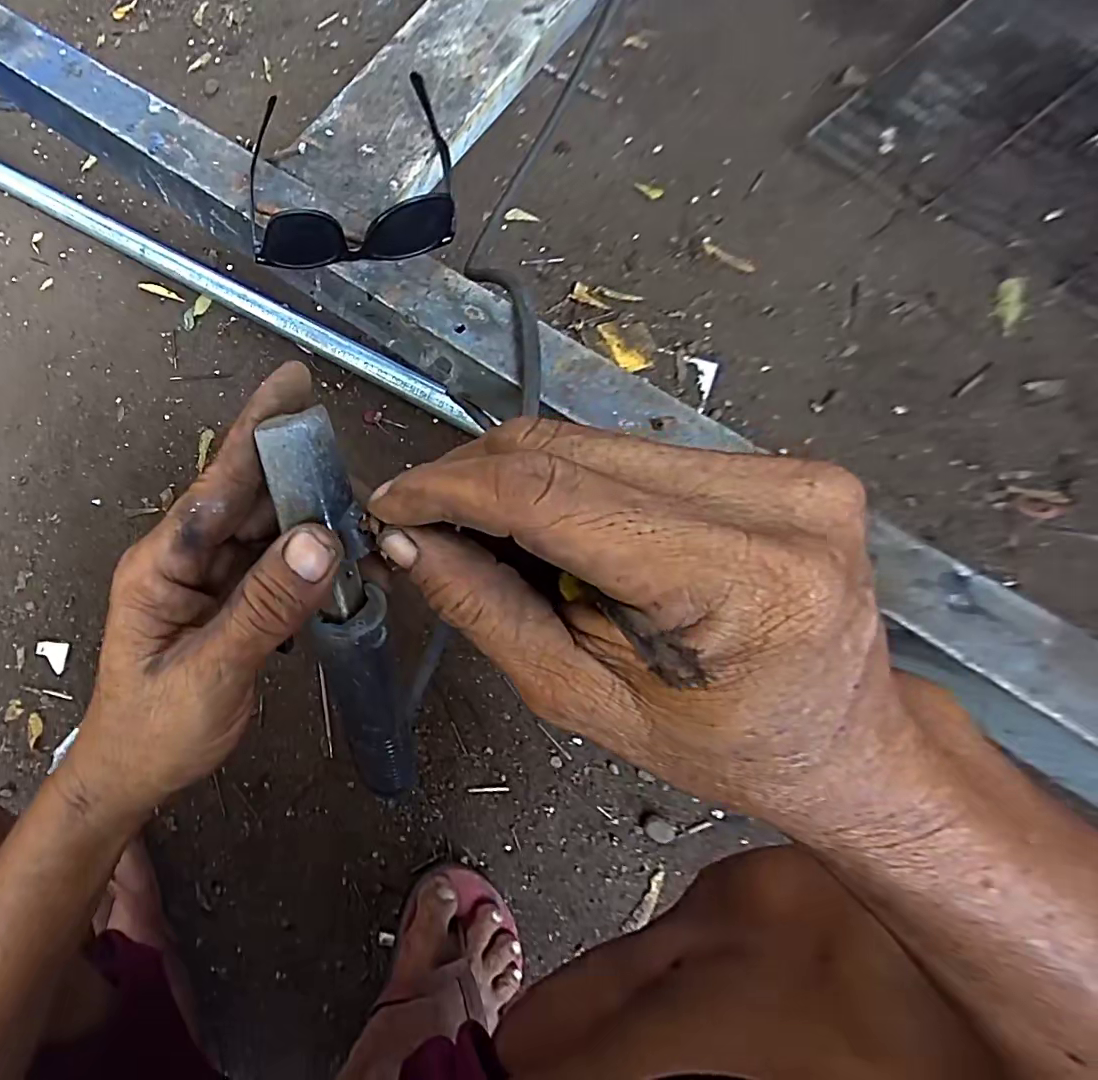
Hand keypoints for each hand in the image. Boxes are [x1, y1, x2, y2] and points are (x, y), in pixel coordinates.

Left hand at [59, 362, 342, 822]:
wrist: (130, 773)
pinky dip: (301, 562)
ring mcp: (199, 581)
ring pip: (259, 533)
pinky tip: (333, 558)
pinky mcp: (219, 603)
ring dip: (304, 519)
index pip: (213, 488)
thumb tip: (320, 539)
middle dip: (293, 473)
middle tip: (346, 457)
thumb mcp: (211, 673)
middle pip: (241, 502)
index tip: (291, 383)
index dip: (254, 433)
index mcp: (158, 565)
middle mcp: (178, 561)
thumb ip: (264, 607)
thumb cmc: (154, 730)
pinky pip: (265, 568)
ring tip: (354, 509)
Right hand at [367, 418, 919, 825]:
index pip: (545, 494)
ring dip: (492, 477)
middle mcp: (769, 498)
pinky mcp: (757, 462)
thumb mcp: (571, 695)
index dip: (446, 490)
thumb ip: (483, 607)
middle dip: (459, 479)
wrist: (842, 742)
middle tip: (408, 518)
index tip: (386, 504)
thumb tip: (408, 542)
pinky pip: (605, 450)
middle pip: (554, 449)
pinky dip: (538, 479)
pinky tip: (517, 520)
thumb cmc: (713, 744)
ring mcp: (772, 469)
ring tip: (456, 524)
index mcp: (734, 576)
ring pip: (572, 439)